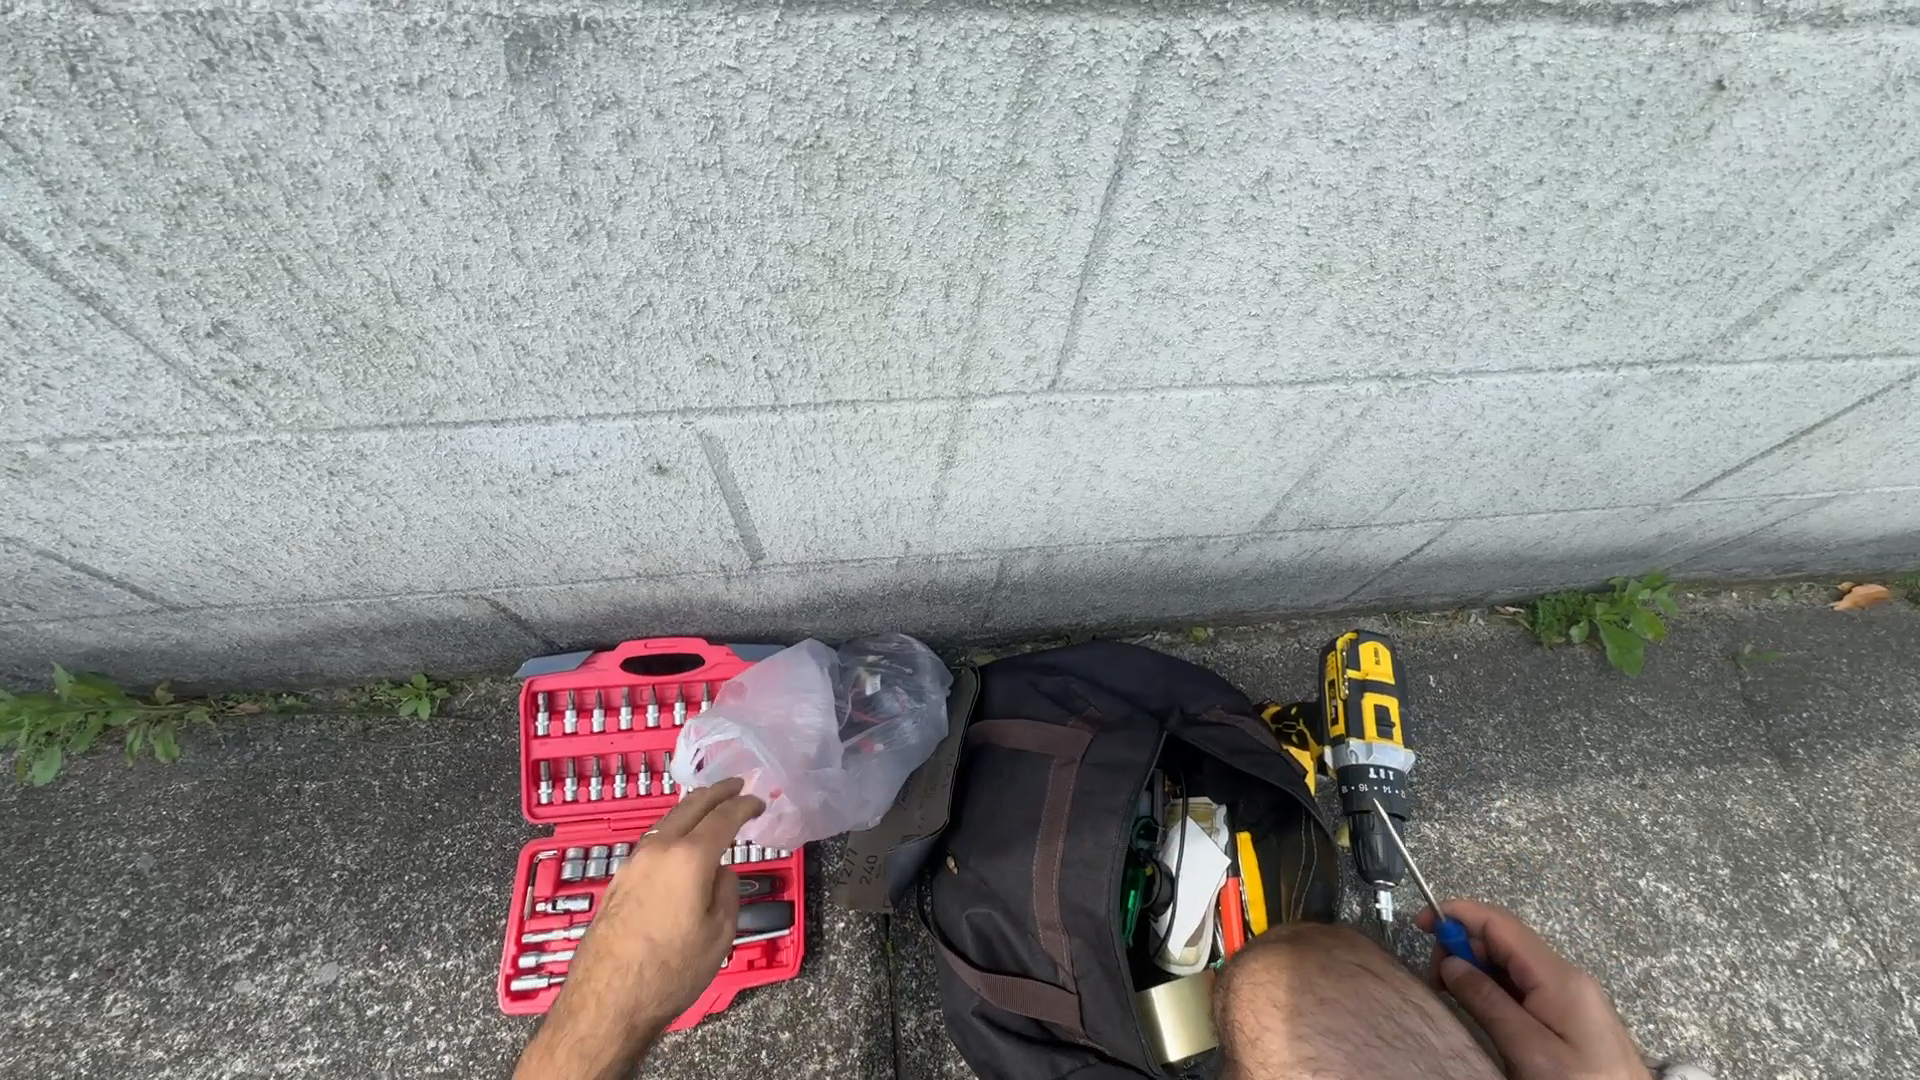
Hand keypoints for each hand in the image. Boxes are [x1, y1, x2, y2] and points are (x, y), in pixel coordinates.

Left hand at [515, 778, 763, 1079]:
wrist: (605, 1005)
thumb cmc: (671, 971)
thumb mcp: (719, 934)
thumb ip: (726, 891)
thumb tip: (719, 873)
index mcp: (690, 857)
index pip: (724, 817)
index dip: (745, 806)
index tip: (760, 802)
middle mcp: (659, 849)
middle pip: (691, 805)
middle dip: (717, 792)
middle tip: (737, 784)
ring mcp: (633, 862)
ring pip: (668, 820)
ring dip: (693, 808)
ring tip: (709, 806)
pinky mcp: (618, 880)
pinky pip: (654, 839)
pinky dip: (674, 828)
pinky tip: (679, 841)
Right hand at [1418, 899, 1649, 1079]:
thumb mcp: (1529, 1051)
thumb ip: (1486, 1001)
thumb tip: (1450, 962)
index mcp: (1558, 976)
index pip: (1498, 921)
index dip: (1455, 914)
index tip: (1419, 926)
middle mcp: (1566, 976)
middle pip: (1501, 939)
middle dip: (1460, 947)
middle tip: (1435, 980)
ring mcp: (1571, 996)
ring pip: (1508, 962)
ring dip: (1473, 969)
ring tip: (1452, 997)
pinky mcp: (1571, 1016)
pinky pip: (1521, 984)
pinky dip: (1491, 987)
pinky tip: (1479, 1008)